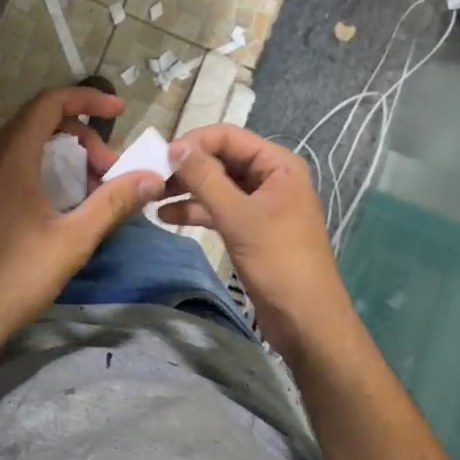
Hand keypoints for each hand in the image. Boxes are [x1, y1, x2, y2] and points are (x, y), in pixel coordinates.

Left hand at [0, 86, 163, 356]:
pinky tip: (58, 200)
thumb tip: (152, 177)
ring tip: (91, 187)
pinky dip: (39, 166)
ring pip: (23, 142)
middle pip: (39, 121)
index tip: (120, 111)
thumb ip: (113, 202)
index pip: (51, 102)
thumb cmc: (13, 279)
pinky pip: (7, 161)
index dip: (88, 100)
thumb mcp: (72, 241)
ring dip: (62, 153)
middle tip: (110, 171)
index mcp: (9, 155)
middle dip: (82, 137)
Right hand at [159, 124, 351, 355]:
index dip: (193, 142)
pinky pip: (221, 208)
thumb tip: (174, 147)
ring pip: (218, 184)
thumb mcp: (238, 217)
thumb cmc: (278, 261)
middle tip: (151, 176)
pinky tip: (167, 216)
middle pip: (222, 158)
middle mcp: (271, 177)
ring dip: (188, 188)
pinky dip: (197, 210)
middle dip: (188, 167)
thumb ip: (205, 178)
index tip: (159, 156)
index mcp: (278, 164)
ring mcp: (262, 203)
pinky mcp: (253, 228)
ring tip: (152, 196)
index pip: (228, 136)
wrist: (308, 323)